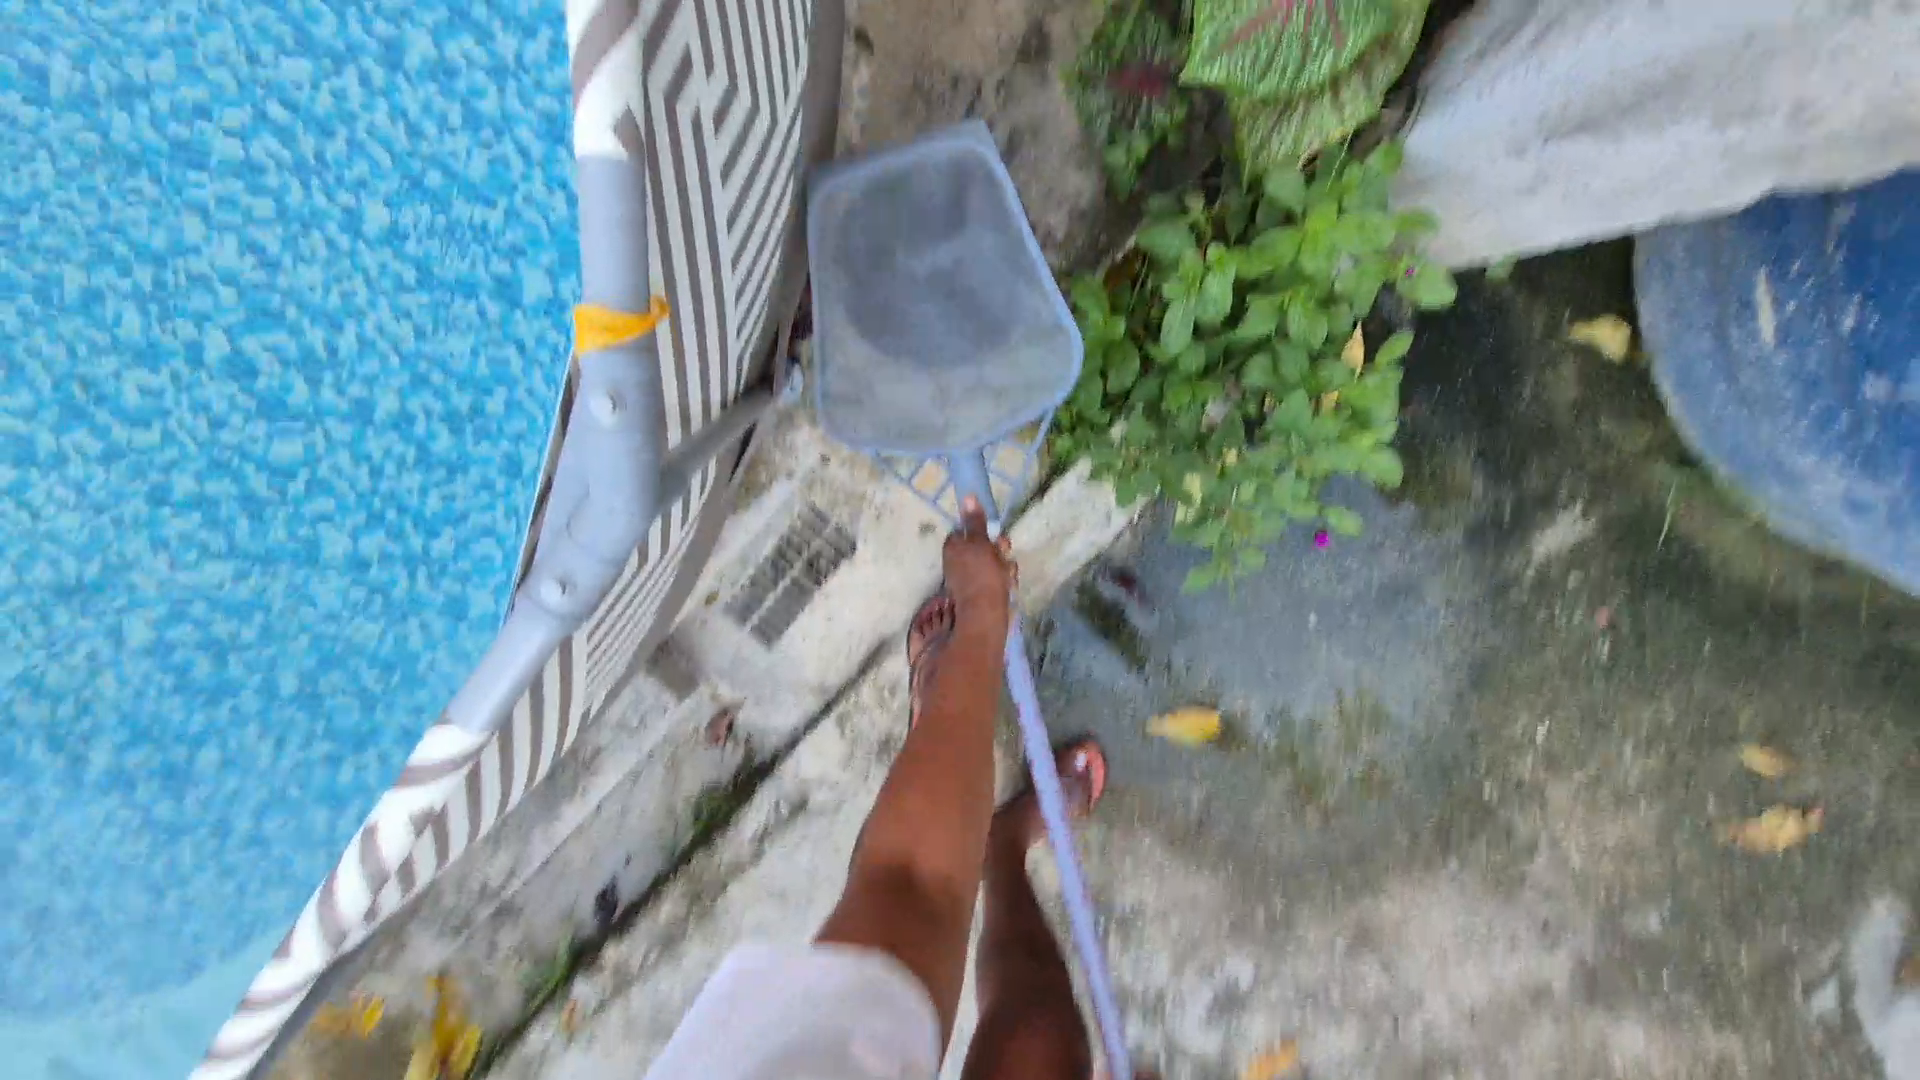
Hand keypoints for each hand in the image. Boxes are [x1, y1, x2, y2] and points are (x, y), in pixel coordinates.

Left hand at [943, 497, 1014, 632]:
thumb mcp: (980, 542)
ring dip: (1004, 566)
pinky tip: (1009, 585)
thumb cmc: (982, 574)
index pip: (967, 532)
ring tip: (1009, 575)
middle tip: (1005, 555)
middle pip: (982, 548)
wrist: (985, 614)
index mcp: (952, 548)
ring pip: (991, 564)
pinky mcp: (977, 594)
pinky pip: (993, 580)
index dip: (984, 534)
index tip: (997, 539)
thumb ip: (975, 521)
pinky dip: (1002, 580)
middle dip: (998, 551)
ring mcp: (966, 580)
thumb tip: (968, 496)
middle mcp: (955, 563)